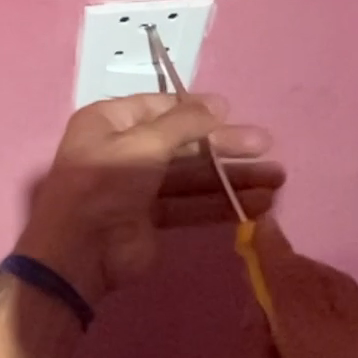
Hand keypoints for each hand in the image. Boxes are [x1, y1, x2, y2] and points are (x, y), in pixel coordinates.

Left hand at [14, 93, 281, 302]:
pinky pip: (190, 205)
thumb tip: (219, 104)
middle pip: (182, 143)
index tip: (232, 111)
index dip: (196, 110)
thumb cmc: (106, 184)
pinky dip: (220, 204)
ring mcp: (138, 186)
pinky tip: (257, 204)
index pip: (159, 107)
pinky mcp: (152, 218)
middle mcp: (124, 149)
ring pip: (191, 176)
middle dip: (225, 145)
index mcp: (109, 122)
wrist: (80, 252)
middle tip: (266, 145)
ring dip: (231, 177)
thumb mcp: (143, 144)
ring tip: (276, 178)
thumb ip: (184, 124)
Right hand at [217, 219, 357, 357]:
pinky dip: (334, 317)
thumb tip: (261, 307)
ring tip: (279, 301)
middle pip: (334, 288)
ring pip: (354, 306)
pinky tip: (306, 335)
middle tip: (259, 266)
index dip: (272, 255)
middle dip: (297, 268)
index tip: (256, 224)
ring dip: (317, 291)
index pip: (296, 291)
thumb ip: (254, 351)